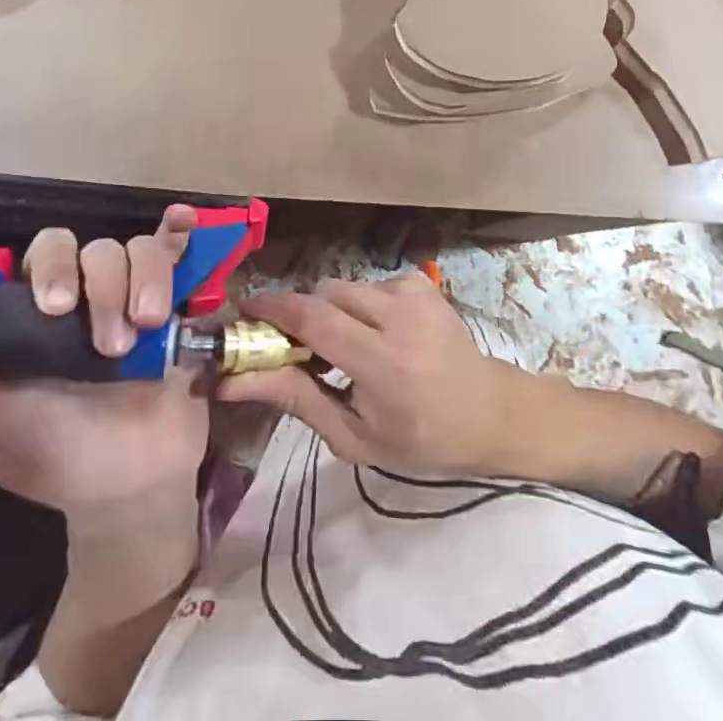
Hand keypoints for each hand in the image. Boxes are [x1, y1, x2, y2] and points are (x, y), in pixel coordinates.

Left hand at [0, 206, 207, 522]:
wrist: (131, 487)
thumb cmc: (50, 457)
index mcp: (27, 315)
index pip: (33, 258)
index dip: (48, 267)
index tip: (57, 306)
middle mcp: (78, 297)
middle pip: (85, 246)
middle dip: (99, 285)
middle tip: (106, 343)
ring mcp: (127, 297)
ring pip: (133, 250)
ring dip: (143, 283)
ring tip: (146, 334)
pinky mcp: (174, 304)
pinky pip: (175, 253)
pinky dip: (179, 232)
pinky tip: (183, 221)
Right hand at [223, 273, 722, 515]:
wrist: (491, 413)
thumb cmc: (421, 438)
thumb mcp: (353, 436)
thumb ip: (294, 399)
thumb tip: (232, 381)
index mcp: (384, 363)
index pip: (312, 319)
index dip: (269, 310)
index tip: (240, 314)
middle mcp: (400, 317)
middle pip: (321, 295)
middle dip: (298, 316)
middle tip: (292, 347)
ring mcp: (414, 294)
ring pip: (341, 287)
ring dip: (328, 312)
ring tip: (339, 347)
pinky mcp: (421, 284)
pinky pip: (366, 285)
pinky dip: (356, 305)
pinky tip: (373, 332)